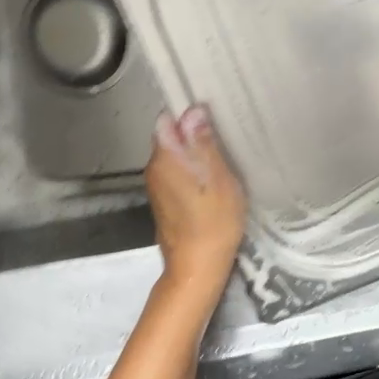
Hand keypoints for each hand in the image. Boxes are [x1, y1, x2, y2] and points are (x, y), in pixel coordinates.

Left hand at [146, 105, 246, 286]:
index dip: (188, 113)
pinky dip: (192, 171)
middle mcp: (154, 168)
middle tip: (224, 133)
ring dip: (194, 153)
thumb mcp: (218, 179)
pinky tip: (212, 179)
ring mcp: (157, 187)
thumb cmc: (214, 222)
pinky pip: (177, 173)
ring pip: (175, 157)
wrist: (197, 267)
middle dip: (193, 132)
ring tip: (222, 155)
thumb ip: (203, 144)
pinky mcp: (165, 202)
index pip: (167, 119)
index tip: (212, 112)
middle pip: (170, 137)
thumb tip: (193, 111)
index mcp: (165, 158)